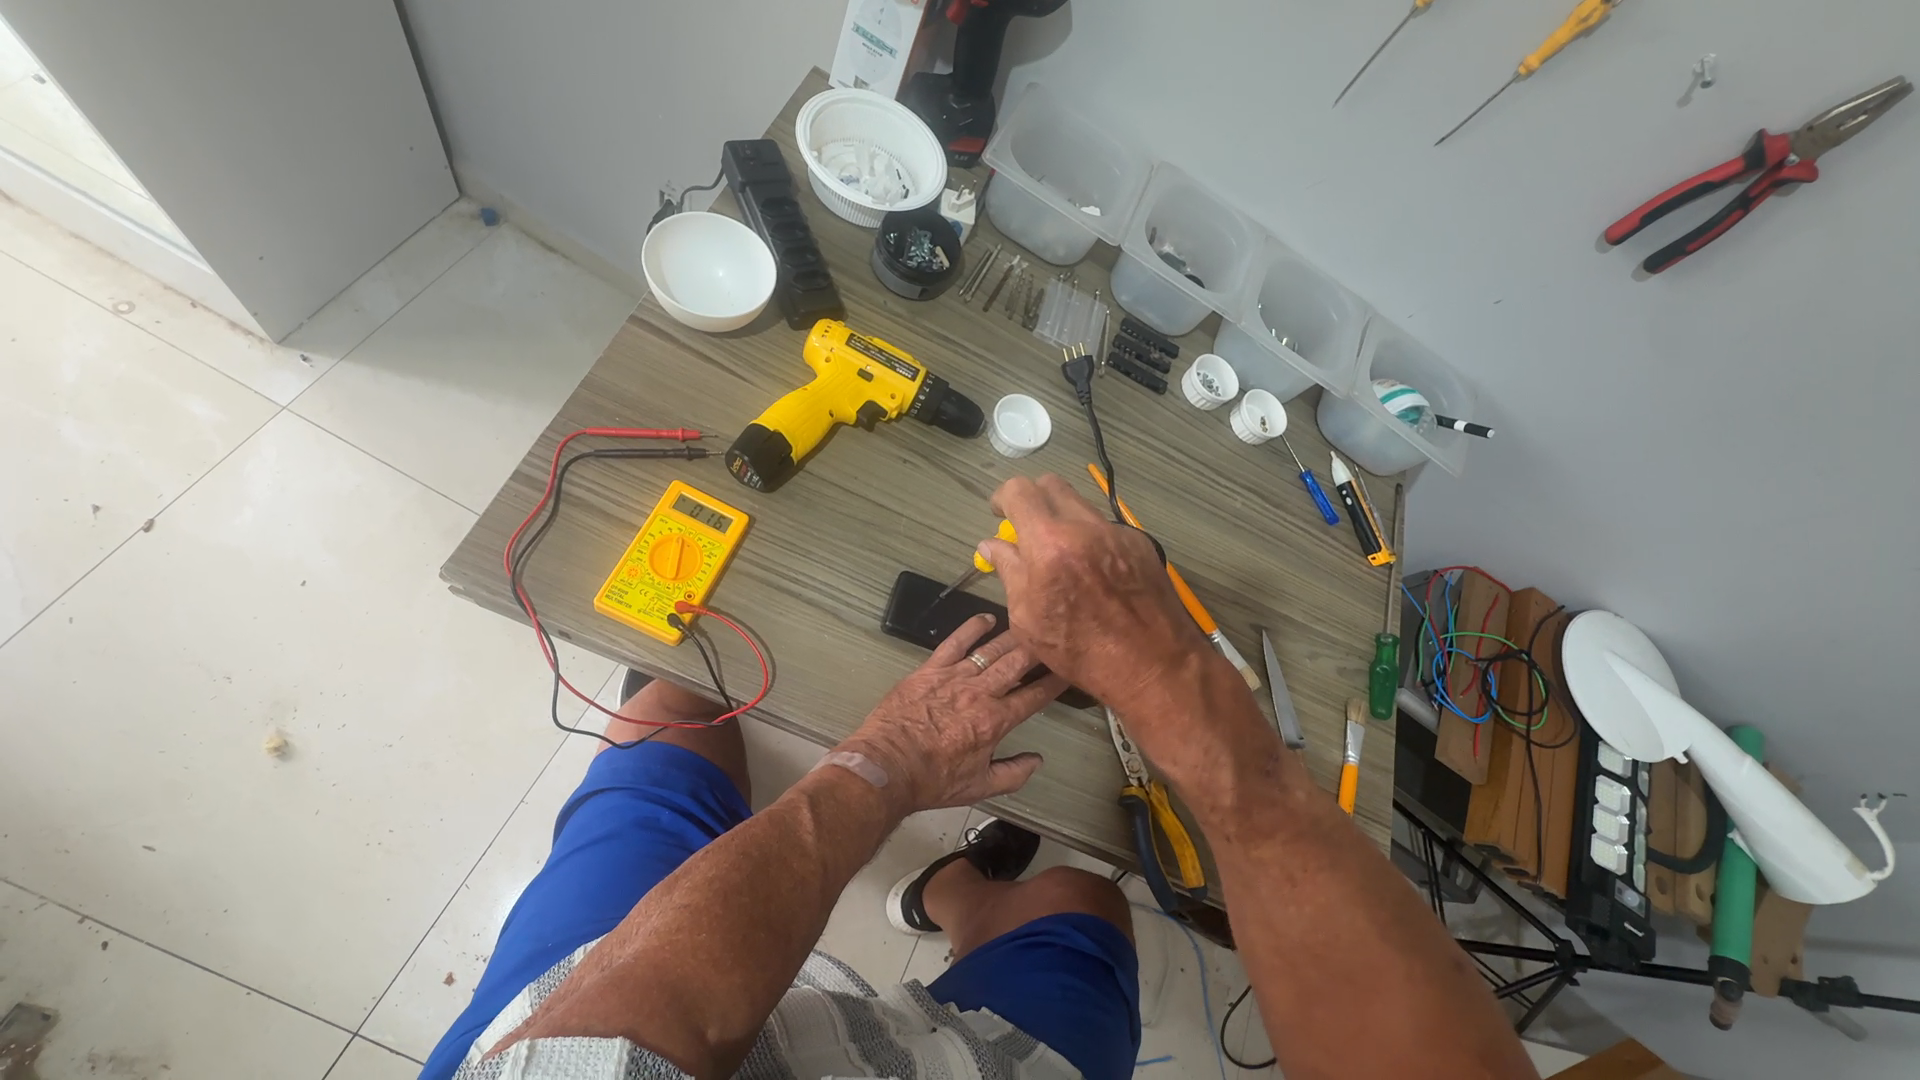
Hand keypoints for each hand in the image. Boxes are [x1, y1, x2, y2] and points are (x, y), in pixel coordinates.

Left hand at [836, 613, 1066, 814]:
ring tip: (1027, 627)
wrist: (887, 767)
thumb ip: (1013, 774)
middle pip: (1018, 663)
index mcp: (996, 721)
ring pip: (991, 649)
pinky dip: (972, 628)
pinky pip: (955, 642)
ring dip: (1012, 637)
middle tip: (1052, 639)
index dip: (1055, 682)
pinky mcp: (931, 669)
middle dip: (1039, 650)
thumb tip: (1037, 761)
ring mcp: (955, 677)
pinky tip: (986, 619)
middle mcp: (981, 693)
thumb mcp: (979, 787)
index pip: (1035, 696)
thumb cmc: (932, 780)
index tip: (1068, 670)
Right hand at [977, 475, 1212, 715]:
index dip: (1003, 497)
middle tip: (1027, 527)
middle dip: (1033, 499)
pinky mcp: (1140, 544)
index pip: (1020, 492)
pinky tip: (1093, 573)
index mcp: (1050, 544)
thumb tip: (993, 545)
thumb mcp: (1028, 618)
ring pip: (1081, 505)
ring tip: (1060, 555)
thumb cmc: (1081, 651)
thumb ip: (1009, 571)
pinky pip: (1105, 528)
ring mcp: (1117, 533)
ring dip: (1063, 519)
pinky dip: (1091, 539)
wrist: (1153, 665)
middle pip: (1052, 485)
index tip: (1000, 511)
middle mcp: (1085, 527)